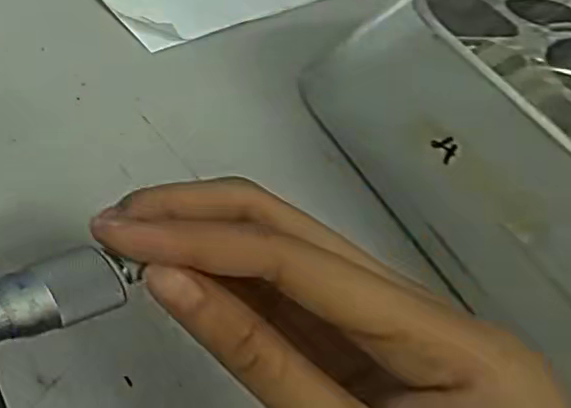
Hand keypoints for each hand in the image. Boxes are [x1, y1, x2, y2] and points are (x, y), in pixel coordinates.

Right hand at [91, 178, 569, 407]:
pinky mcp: (360, 341)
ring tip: (130, 235)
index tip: (121, 234)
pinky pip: (276, 287)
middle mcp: (423, 311)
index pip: (286, 253)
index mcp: (454, 341)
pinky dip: (214, 271)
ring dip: (191, 232)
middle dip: (184, 213)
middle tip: (116, 221)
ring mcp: (391, 322)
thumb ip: (258, 357)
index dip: (191, 236)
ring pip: (271, 240)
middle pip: (278, 221)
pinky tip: (172, 265)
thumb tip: (164, 277)